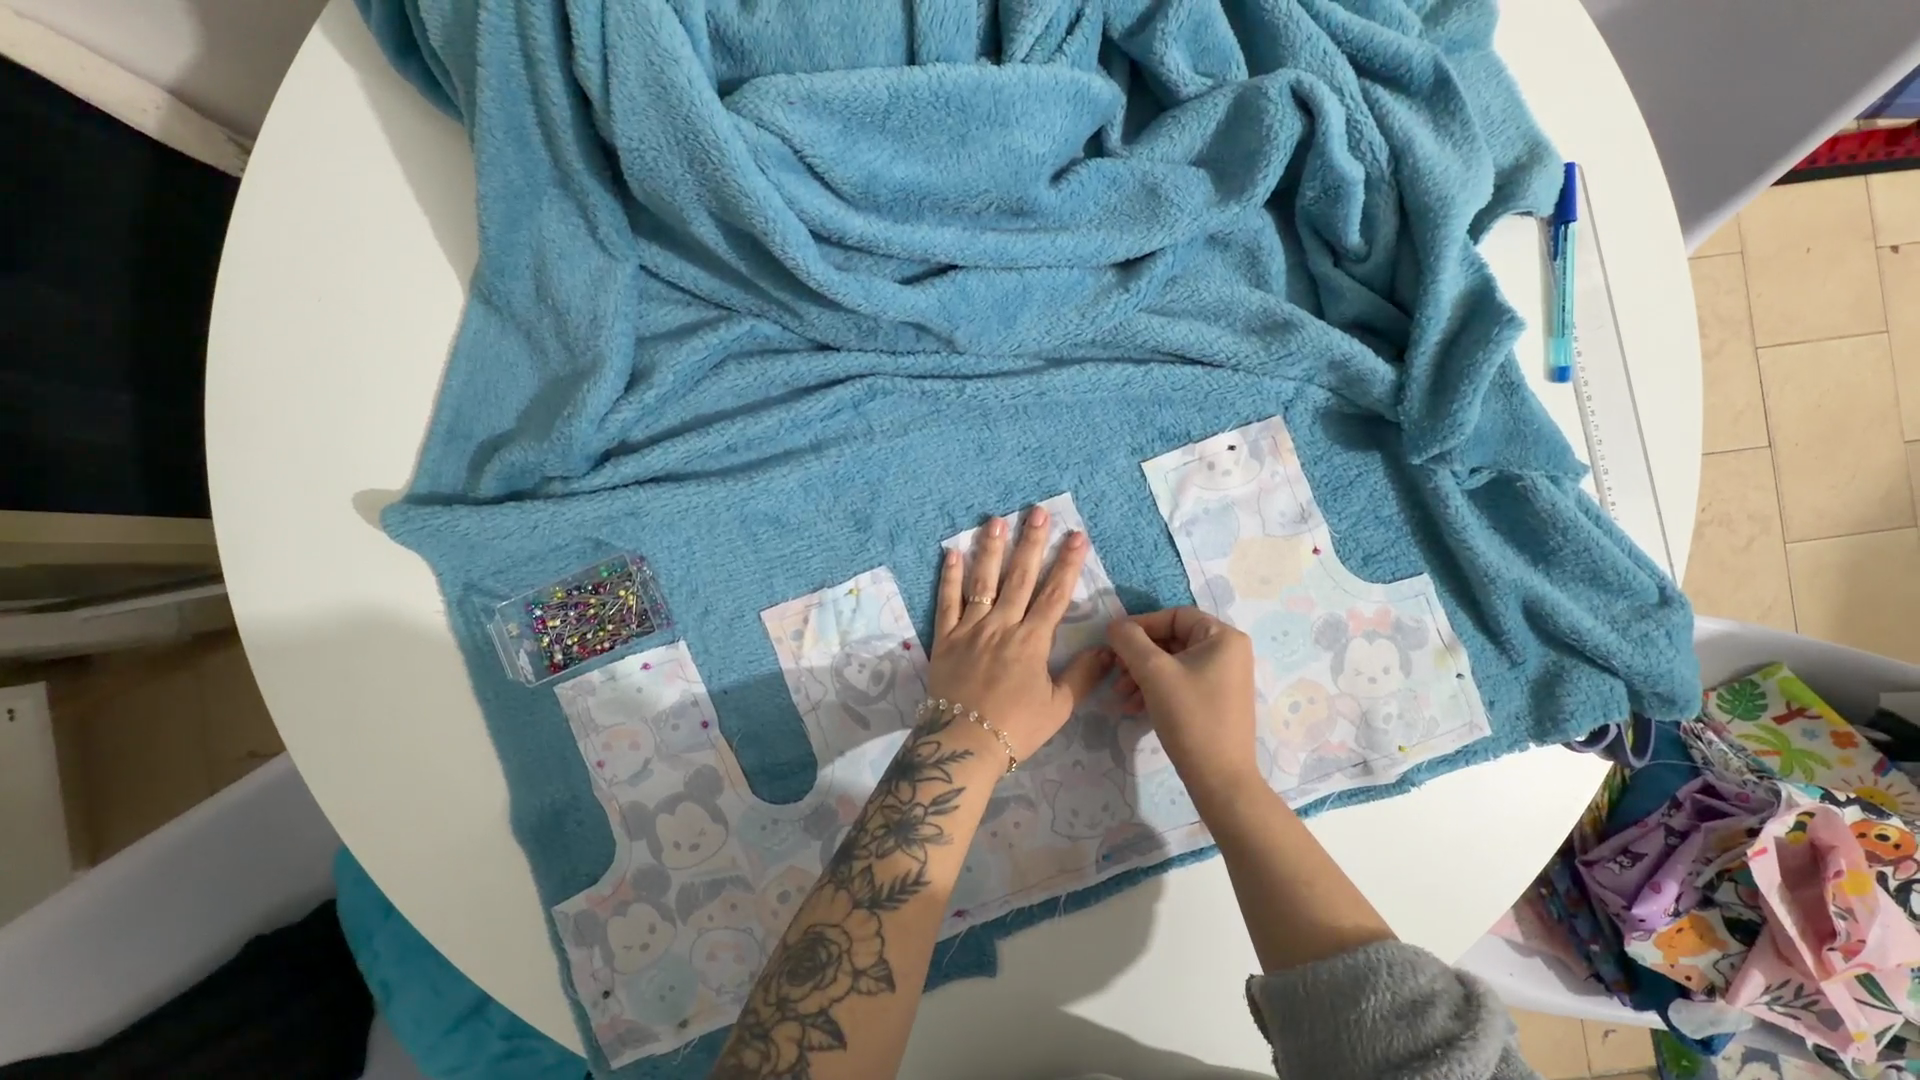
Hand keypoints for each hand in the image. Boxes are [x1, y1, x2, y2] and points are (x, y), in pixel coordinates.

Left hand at [928, 505, 1113, 765]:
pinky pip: (947, 602)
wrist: (964, 743)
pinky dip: (949, 577)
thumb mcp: (1059, 707)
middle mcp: (1002, 626)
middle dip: (1031, 543)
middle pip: (1019, 577)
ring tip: (996, 520)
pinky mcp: (944, 639)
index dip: (1068, 563)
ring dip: (990, 549)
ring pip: (982, 581)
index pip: (1055, 594)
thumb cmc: (1016, 728)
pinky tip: (952, 553)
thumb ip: (1083, 675)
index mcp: (1032, 641)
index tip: (1077, 535)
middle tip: (1037, 512)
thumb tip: (1108, 649)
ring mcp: (970, 629)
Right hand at [1106, 607, 1262, 795]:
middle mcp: (1229, 652)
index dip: (1140, 625)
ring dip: (1142, 675)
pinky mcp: (1216, 700)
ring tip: (1121, 695)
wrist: (1219, 778)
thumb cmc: (1190, 717)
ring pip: (1172, 664)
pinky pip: (1180, 683)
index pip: (1174, 616)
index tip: (1113, 642)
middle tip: (1115, 673)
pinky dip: (1156, 690)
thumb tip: (1115, 626)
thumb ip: (1129, 641)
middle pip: (1172, 640)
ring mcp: (1224, 678)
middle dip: (1138, 656)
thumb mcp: (1153, 672)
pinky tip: (1134, 707)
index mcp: (1223, 637)